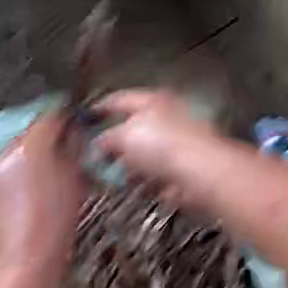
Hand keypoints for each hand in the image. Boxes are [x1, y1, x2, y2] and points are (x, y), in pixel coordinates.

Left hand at [0, 112, 85, 275]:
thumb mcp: (78, 176)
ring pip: (18, 155)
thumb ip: (74, 149)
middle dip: (49, 139)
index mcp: (31, 147)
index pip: (50, 118)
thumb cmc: (58, 217)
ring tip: (54, 173)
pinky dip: (22, 177)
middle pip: (31, 135)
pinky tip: (37, 193)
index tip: (77, 121)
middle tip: (70, 149)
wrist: (29, 256)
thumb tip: (74, 134)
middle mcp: (6, 156)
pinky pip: (8, 175)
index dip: (67, 118)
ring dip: (35, 158)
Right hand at [93, 89, 225, 190]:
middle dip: (115, 145)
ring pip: (146, 157)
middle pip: (135, 130)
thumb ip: (106, 137)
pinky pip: (157, 177)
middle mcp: (171, 121)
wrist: (201, 175)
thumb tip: (101, 142)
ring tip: (113, 175)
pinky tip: (136, 187)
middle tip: (96, 156)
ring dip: (128, 167)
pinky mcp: (184, 172)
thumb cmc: (169, 145)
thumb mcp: (123, 135)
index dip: (101, 108)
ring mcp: (179, 147)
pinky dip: (145, 183)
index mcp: (157, 101)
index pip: (123, 99)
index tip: (86, 117)